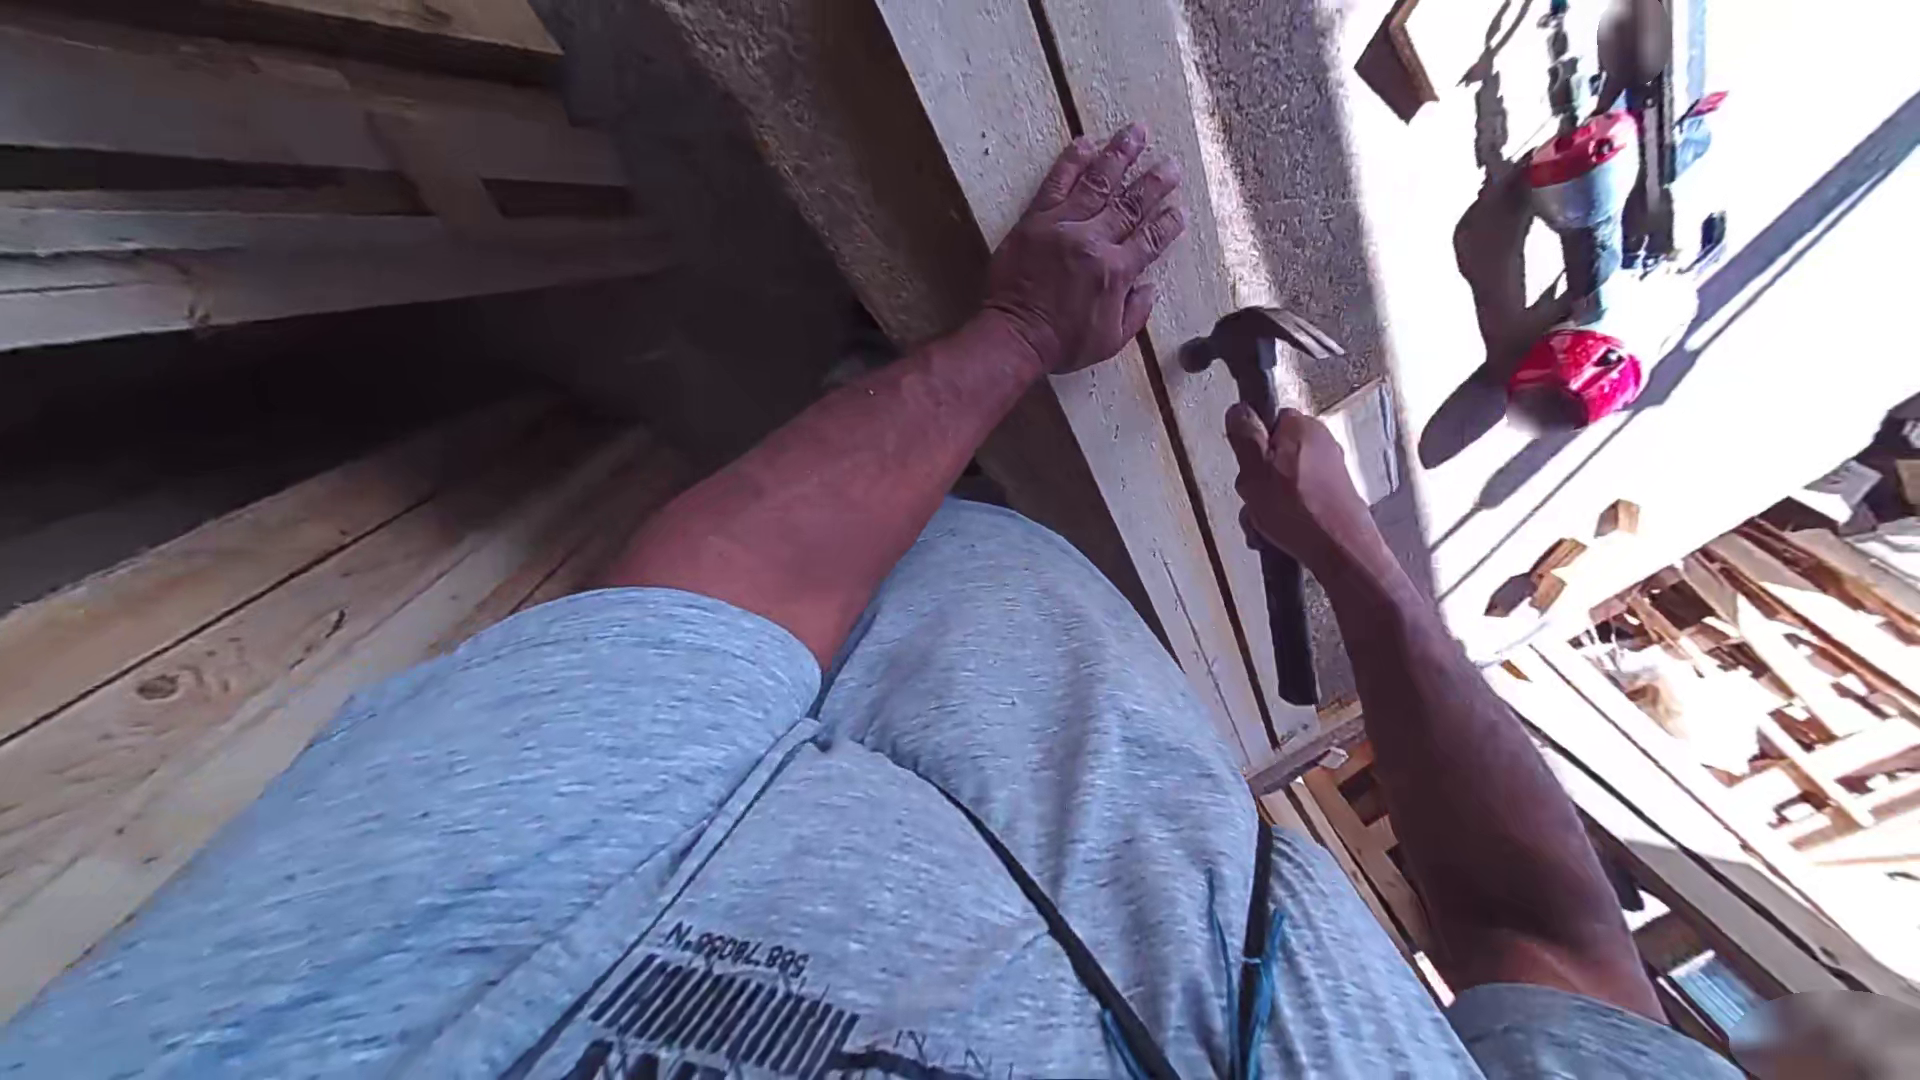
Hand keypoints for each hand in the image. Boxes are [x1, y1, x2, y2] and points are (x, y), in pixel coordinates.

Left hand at [982, 123, 1186, 373]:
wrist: (1015, 336)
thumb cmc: (1061, 344)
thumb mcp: (1109, 342)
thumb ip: (1135, 314)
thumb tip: (1150, 288)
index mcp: (1117, 272)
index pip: (1151, 239)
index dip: (1168, 223)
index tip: (1179, 210)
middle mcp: (1095, 242)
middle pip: (1132, 203)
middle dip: (1155, 182)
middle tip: (1171, 164)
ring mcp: (1064, 227)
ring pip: (1099, 182)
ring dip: (1121, 154)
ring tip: (1137, 132)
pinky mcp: (1035, 221)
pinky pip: (1056, 183)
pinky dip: (1073, 161)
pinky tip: (1086, 143)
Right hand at [1225, 404, 1383, 575]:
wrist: (1338, 549)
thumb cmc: (1299, 511)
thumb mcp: (1254, 469)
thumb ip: (1244, 435)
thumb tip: (1237, 410)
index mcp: (1302, 427)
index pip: (1266, 421)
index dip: (1248, 444)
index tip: (1244, 464)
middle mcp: (1320, 443)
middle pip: (1269, 454)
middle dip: (1255, 480)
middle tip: (1253, 496)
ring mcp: (1328, 471)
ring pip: (1279, 482)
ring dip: (1264, 503)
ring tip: (1264, 522)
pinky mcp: (1332, 496)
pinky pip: (1294, 500)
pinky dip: (1282, 515)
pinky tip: (1277, 531)